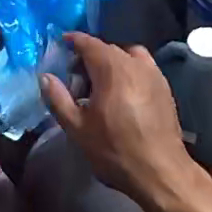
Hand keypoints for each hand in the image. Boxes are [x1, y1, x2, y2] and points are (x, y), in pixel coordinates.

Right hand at [40, 32, 204, 204]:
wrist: (159, 170)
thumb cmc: (114, 150)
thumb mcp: (77, 128)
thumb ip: (58, 99)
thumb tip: (45, 77)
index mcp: (113, 69)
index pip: (90, 43)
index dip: (74, 41)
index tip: (62, 44)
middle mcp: (136, 64)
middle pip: (109, 49)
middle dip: (90, 56)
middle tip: (76, 78)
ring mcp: (155, 75)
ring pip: (129, 56)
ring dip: (112, 63)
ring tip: (100, 86)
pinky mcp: (166, 88)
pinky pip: (143, 68)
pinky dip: (129, 71)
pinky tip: (121, 94)